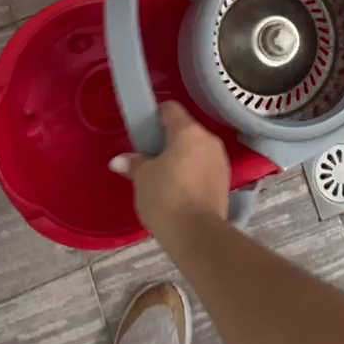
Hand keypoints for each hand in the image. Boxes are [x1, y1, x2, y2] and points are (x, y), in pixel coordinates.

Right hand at [109, 101, 229, 237]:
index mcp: (188, 131)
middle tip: (150, 157)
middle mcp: (208, 139)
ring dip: (182, 157)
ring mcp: (220, 159)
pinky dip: (193, 172)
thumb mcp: (143, 179)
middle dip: (168, 140)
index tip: (144, 129)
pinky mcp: (225, 180)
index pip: (171, 109)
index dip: (155, 115)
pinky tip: (179, 190)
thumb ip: (134, 164)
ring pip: (196, 149)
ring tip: (163, 177)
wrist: (197, 234)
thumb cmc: (166, 198)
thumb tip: (119, 160)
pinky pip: (205, 167)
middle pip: (185, 130)